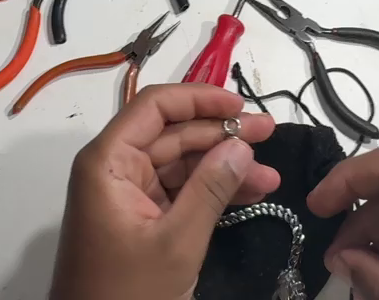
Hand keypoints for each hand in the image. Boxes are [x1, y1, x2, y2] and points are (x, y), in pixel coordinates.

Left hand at [50, 84, 281, 299]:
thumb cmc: (128, 294)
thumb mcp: (176, 243)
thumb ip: (210, 189)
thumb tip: (242, 144)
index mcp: (109, 159)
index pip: (156, 106)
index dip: (199, 99)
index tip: (240, 105)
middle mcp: (115, 166)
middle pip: (173, 132)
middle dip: (221, 133)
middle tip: (269, 132)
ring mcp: (128, 193)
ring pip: (181, 162)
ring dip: (224, 165)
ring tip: (270, 172)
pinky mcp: (140, 218)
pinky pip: (180, 190)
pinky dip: (212, 191)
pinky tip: (250, 192)